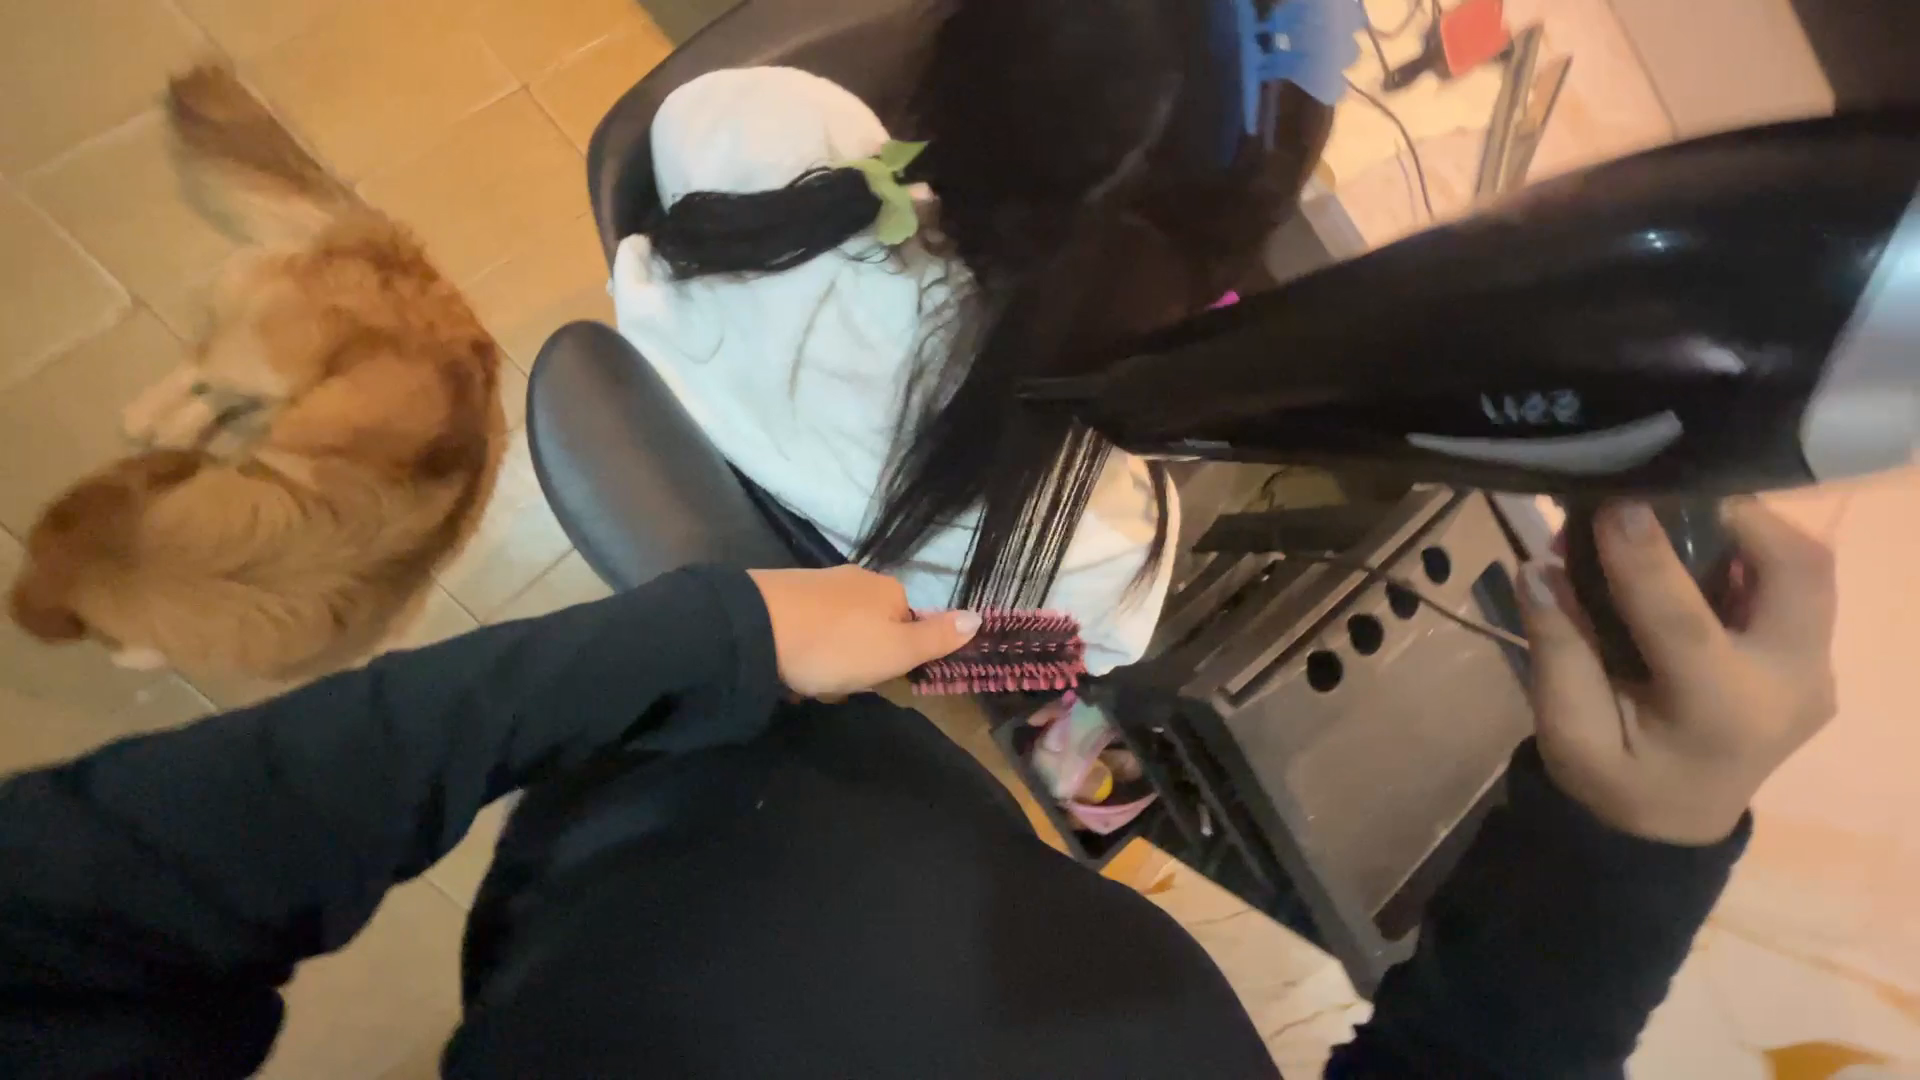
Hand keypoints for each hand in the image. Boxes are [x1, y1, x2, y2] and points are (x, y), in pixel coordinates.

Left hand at [746, 566, 980, 698]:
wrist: (754, 628)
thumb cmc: (835, 645)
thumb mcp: (895, 651)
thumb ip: (937, 637)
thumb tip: (979, 617)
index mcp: (888, 590)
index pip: (909, 626)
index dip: (896, 658)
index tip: (875, 678)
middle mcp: (857, 579)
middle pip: (872, 628)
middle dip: (860, 659)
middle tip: (840, 683)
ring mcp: (818, 583)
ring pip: (839, 631)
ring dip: (830, 659)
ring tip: (810, 680)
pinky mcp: (784, 594)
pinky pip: (807, 629)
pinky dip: (804, 650)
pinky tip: (789, 667)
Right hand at [1519, 498, 1837, 845]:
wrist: (1668, 824)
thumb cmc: (1610, 780)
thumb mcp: (1566, 729)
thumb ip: (1559, 651)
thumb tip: (1540, 571)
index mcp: (1721, 713)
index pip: (1684, 621)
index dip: (1645, 558)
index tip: (1612, 503)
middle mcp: (1790, 685)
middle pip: (1800, 574)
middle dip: (1740, 517)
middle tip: (1663, 493)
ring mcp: (1812, 672)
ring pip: (1807, 572)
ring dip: (1744, 528)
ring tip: (1667, 512)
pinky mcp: (1806, 661)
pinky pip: (1789, 588)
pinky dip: (1743, 552)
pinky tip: (1686, 549)